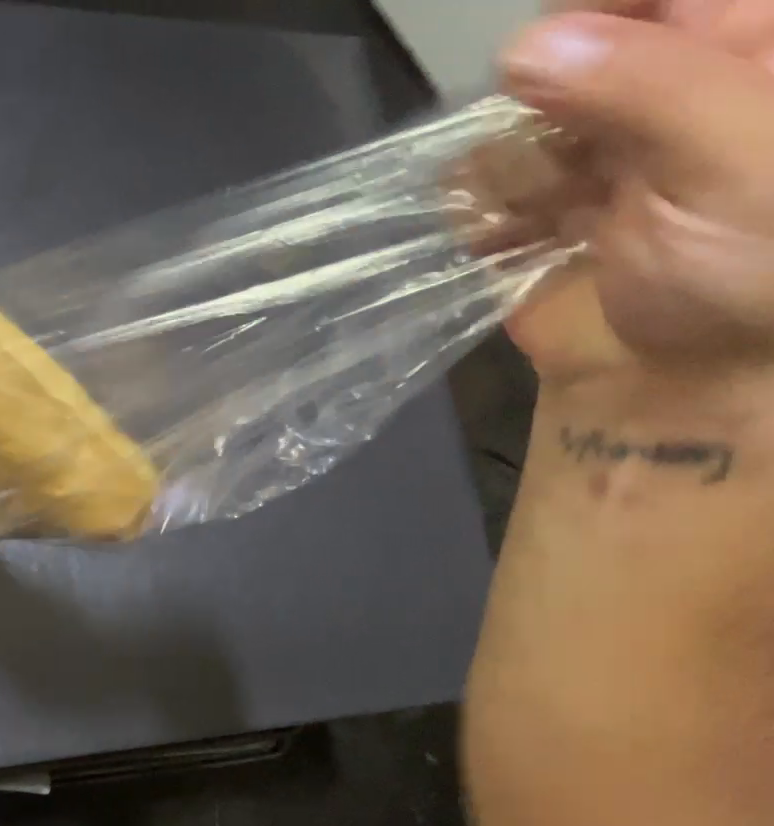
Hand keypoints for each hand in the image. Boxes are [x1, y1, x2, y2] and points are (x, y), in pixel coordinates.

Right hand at [495, 2, 773, 382]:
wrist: (693, 388)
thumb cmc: (757, 267)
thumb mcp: (731, 154)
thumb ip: (637, 87)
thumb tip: (525, 45)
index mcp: (743, 56)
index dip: (597, 12)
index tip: (551, 50)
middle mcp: (664, 97)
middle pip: (571, 54)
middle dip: (545, 99)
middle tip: (564, 152)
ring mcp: (595, 160)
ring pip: (513, 126)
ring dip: (510, 171)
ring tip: (542, 213)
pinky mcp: (537, 219)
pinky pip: (480, 194)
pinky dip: (479, 217)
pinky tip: (505, 241)